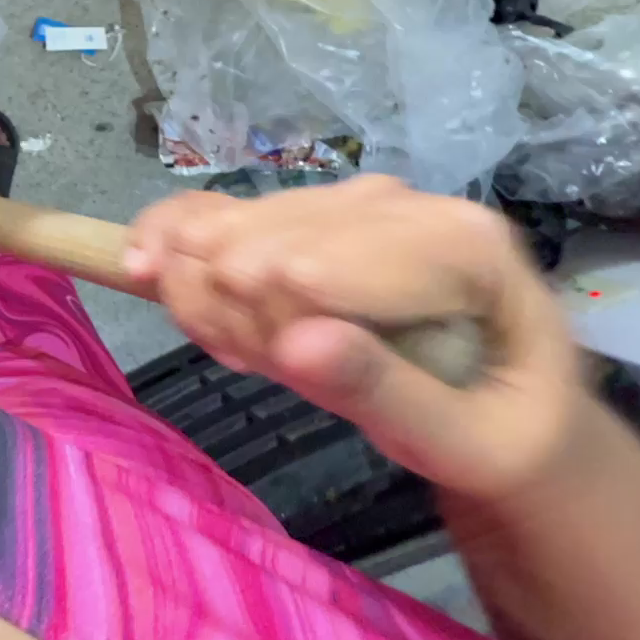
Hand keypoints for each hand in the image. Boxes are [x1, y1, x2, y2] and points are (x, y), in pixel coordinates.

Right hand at [125, 176, 584, 501]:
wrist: (496, 401)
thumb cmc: (494, 430)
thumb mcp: (462, 442)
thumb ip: (385, 392)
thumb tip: (299, 341)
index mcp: (455, 241)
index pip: (301, 267)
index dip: (272, 330)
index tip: (288, 372)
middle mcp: (387, 199)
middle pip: (242, 247)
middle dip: (233, 318)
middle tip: (269, 366)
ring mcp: (329, 197)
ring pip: (206, 231)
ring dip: (202, 300)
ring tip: (249, 346)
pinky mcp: (285, 208)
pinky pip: (192, 211)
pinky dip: (156, 246)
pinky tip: (142, 271)